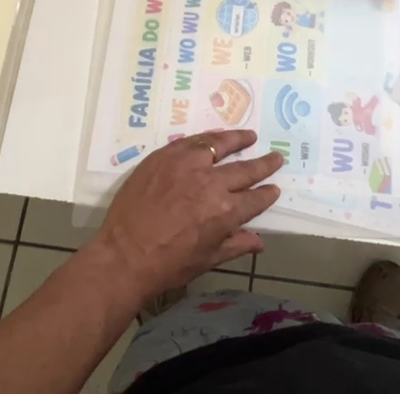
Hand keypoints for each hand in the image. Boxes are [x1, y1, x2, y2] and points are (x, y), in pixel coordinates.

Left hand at [84, 130, 281, 303]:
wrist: (124, 255)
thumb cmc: (167, 265)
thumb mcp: (207, 259)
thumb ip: (235, 245)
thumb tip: (260, 242)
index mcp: (225, 211)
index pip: (255, 199)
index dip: (267, 194)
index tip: (275, 189)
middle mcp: (211, 182)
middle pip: (244, 169)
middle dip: (263, 164)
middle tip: (276, 157)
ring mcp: (187, 164)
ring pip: (219, 145)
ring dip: (238, 140)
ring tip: (250, 136)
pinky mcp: (165, 155)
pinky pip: (192, 141)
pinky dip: (207, 139)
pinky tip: (214, 137)